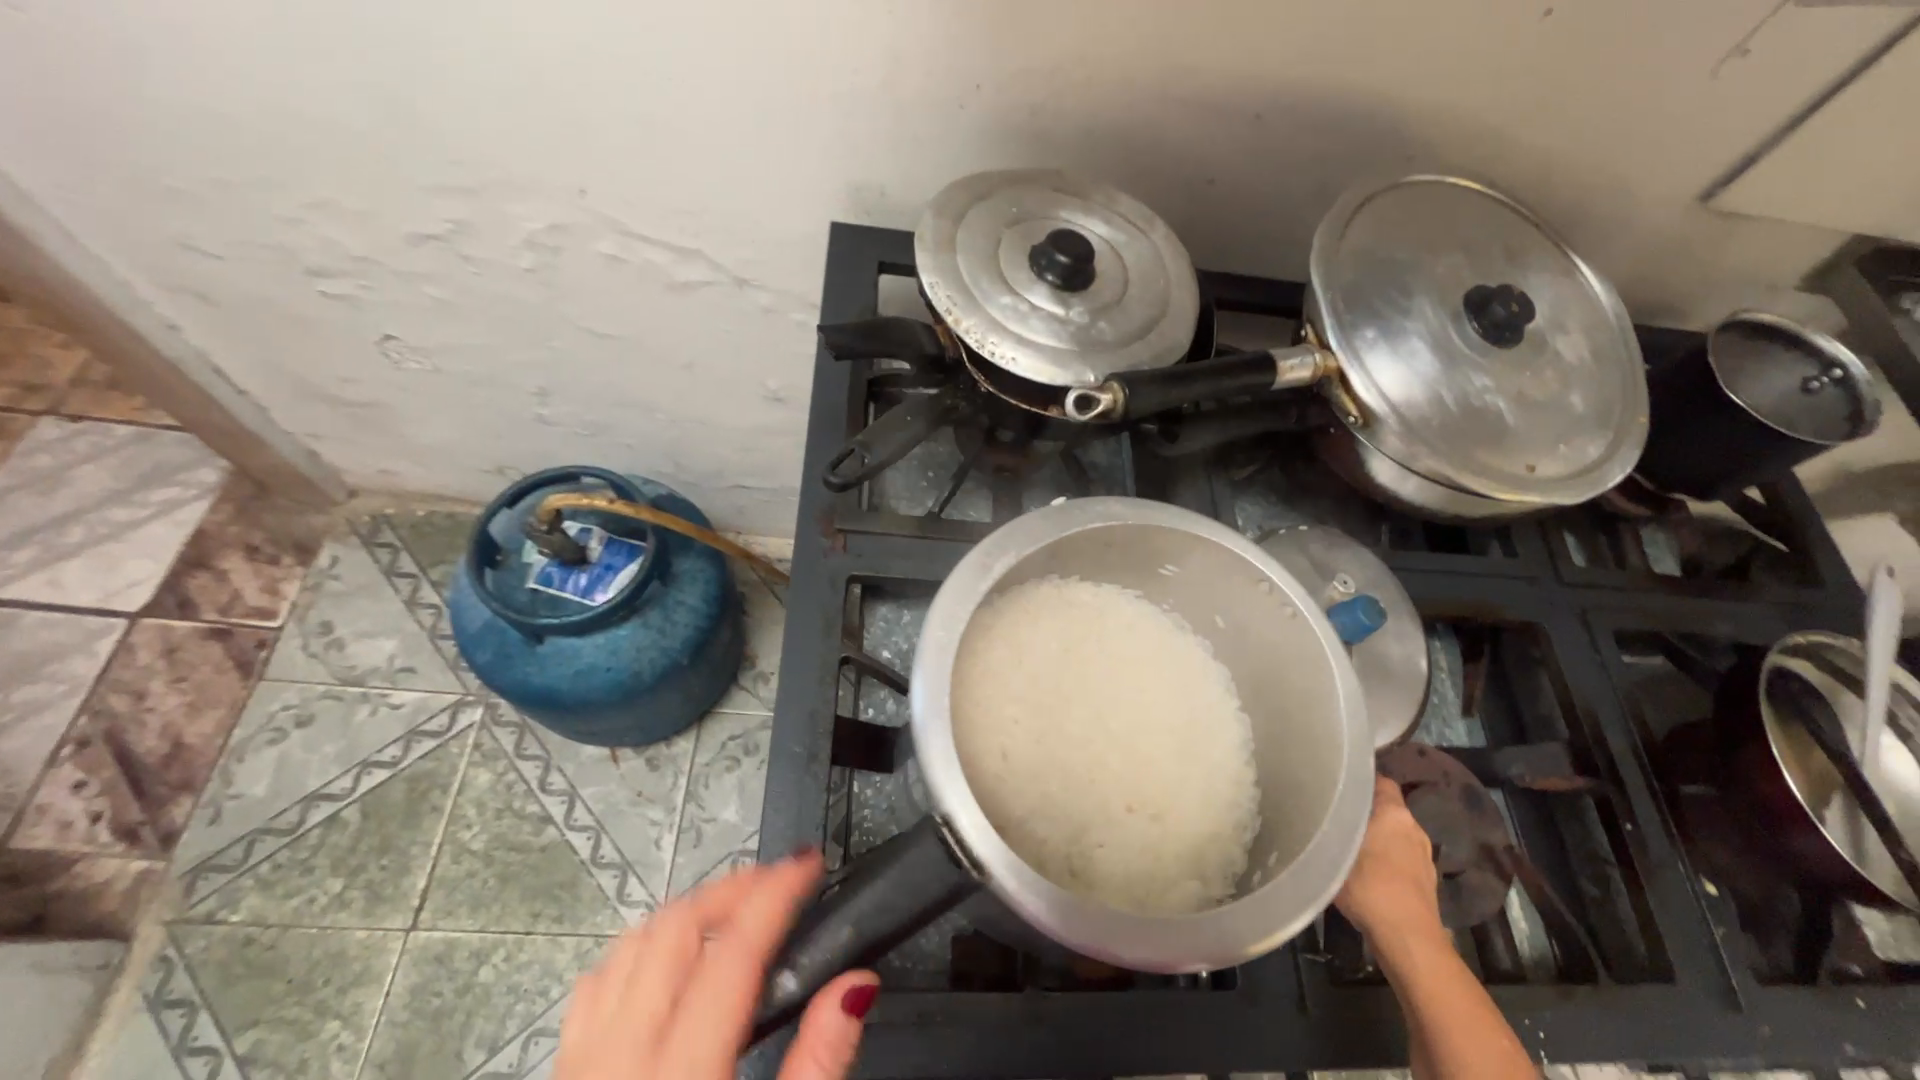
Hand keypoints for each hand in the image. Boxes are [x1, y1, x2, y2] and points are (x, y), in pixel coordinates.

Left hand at [554, 851, 878, 1079]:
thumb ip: (819, 1060)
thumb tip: (854, 985)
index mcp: (683, 1073)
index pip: (733, 951)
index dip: (775, 893)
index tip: (809, 865)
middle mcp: (621, 1057)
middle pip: (675, 930)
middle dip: (733, 888)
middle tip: (781, 883)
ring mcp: (581, 1063)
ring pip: (630, 943)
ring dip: (688, 910)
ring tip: (735, 909)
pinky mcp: (565, 1074)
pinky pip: (598, 980)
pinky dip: (642, 946)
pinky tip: (669, 957)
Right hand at [1334, 775, 1444, 951]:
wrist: (1408, 938)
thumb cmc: (1369, 886)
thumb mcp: (1335, 851)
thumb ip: (1330, 828)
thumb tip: (1316, 814)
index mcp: (1395, 813)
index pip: (1380, 781)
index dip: (1359, 781)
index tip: (1335, 786)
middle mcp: (1414, 828)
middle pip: (1387, 809)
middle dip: (1364, 812)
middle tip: (1334, 818)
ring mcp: (1424, 856)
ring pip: (1394, 835)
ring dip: (1375, 838)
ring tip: (1347, 848)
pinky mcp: (1426, 881)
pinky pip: (1400, 859)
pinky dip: (1385, 861)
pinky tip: (1366, 876)